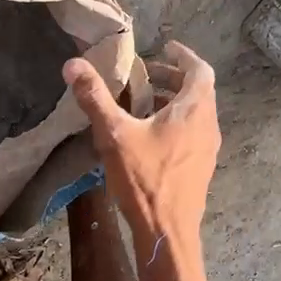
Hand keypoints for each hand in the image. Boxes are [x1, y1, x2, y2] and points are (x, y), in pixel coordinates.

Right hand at [63, 42, 219, 280]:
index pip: (200, 70)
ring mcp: (207, 150)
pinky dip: (175, 123)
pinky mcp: (200, 169)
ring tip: (144, 102)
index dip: (183, 55)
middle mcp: (208, 126)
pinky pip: (193, 133)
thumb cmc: (145, 180)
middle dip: (173, 78)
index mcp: (194, 111)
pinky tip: (149, 135)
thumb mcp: (114, 135)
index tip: (164, 47)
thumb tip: (73, 64)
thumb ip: (94, 97)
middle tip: (146, 74)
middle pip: (199, 91)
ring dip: (174, 102)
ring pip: (196, 114)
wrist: (167, 233)